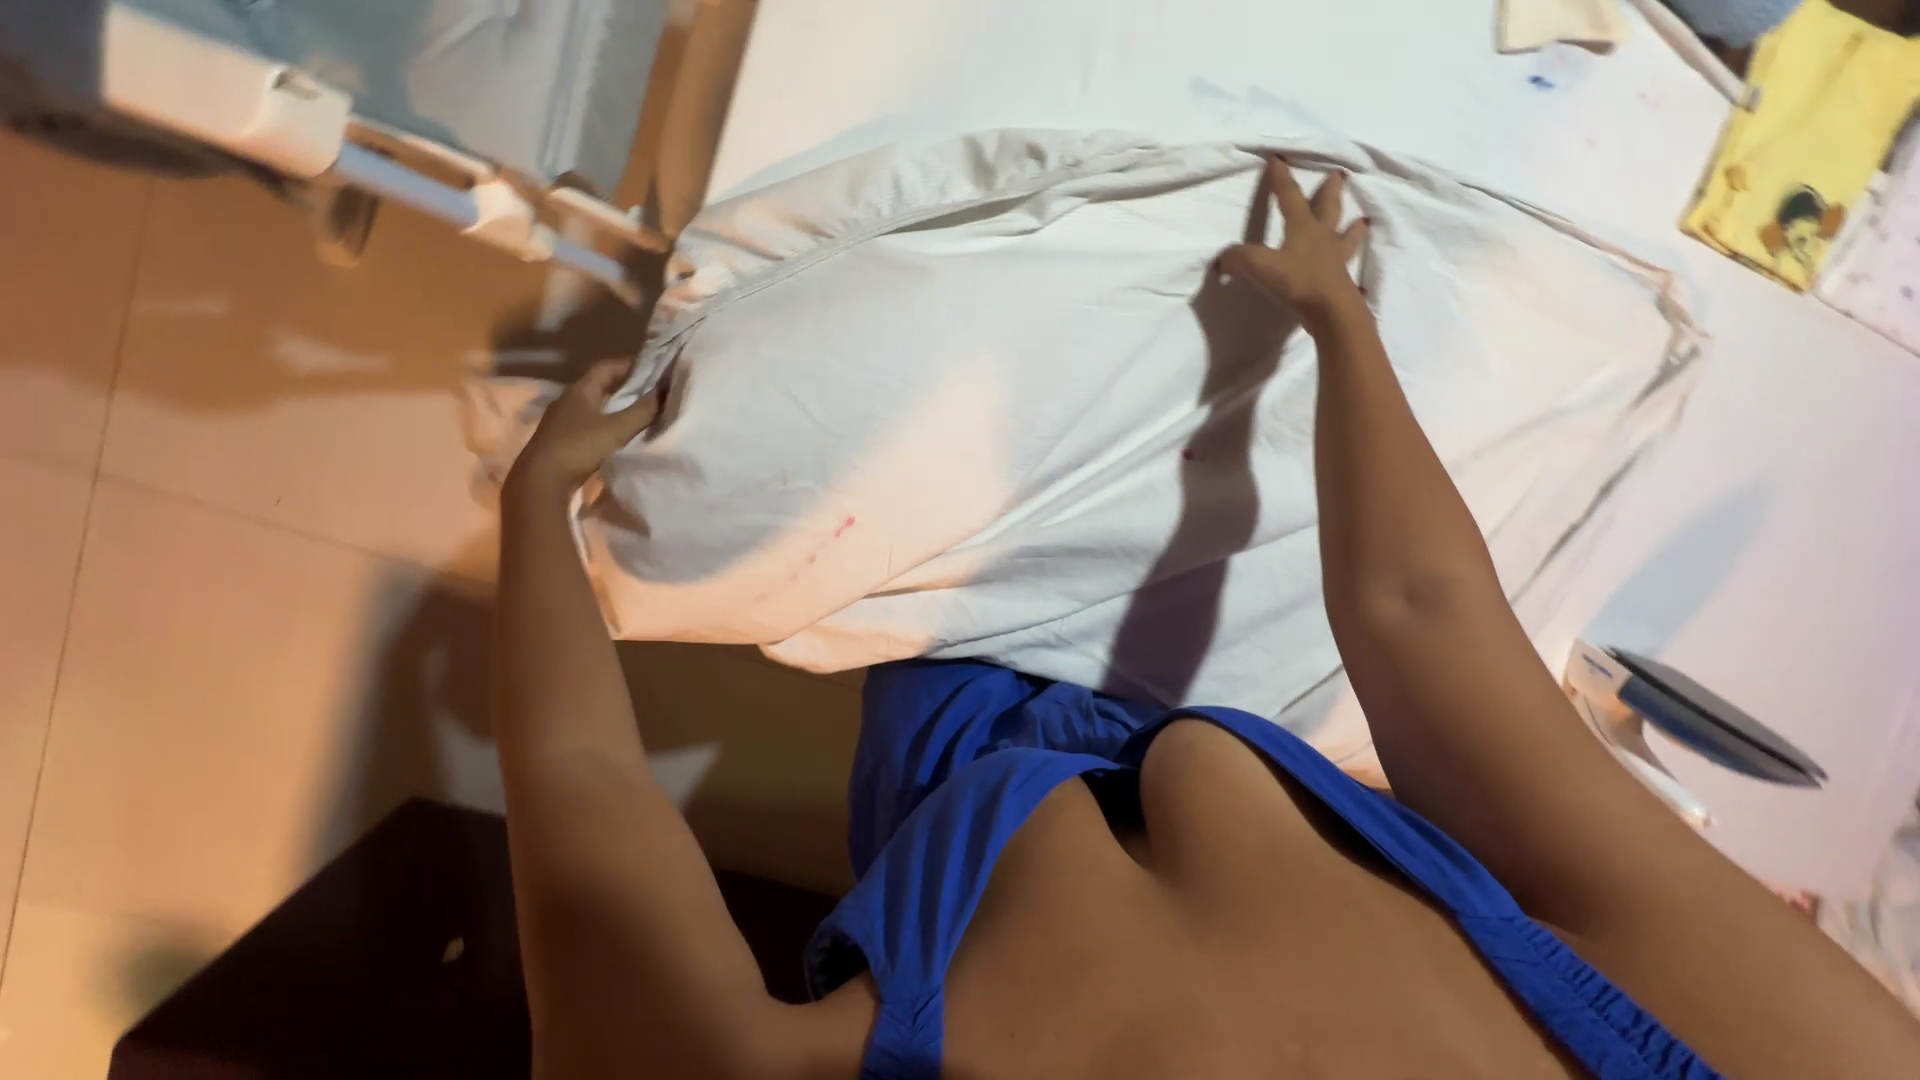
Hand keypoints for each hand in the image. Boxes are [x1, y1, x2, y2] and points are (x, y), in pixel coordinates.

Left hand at [506, 360, 658, 498]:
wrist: (541, 481)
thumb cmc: (579, 447)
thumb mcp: (617, 428)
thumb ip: (643, 410)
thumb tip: (665, 391)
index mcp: (579, 391)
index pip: (605, 368)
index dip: (629, 365)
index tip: (651, 368)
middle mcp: (568, 401)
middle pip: (599, 386)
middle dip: (624, 386)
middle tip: (650, 391)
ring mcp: (562, 421)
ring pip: (594, 407)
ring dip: (615, 407)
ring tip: (638, 413)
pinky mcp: (560, 440)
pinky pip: (588, 424)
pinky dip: (605, 424)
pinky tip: (617, 435)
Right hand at [1220, 157, 1369, 329]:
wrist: (1331, 310)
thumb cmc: (1297, 282)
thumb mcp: (1259, 267)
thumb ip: (1239, 259)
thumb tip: (1223, 260)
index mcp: (1303, 228)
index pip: (1289, 197)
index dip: (1280, 179)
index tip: (1277, 159)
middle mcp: (1323, 238)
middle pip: (1328, 208)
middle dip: (1330, 191)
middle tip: (1338, 176)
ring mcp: (1337, 259)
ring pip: (1346, 235)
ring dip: (1352, 226)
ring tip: (1361, 220)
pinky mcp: (1343, 281)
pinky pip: (1349, 262)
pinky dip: (1353, 258)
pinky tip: (1354, 264)